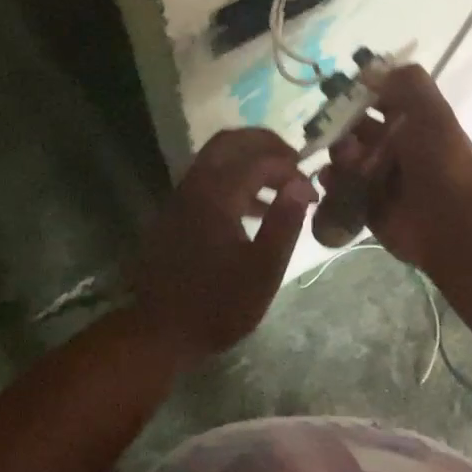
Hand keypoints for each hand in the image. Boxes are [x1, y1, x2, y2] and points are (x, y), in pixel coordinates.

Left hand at [131, 129, 316, 361]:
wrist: (160, 330)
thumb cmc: (217, 305)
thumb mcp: (262, 271)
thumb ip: (284, 223)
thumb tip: (302, 184)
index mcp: (217, 195)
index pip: (260, 160)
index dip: (290, 169)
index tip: (311, 190)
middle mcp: (195, 184)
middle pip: (231, 142)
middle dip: (265, 145)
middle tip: (295, 162)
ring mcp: (181, 196)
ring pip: (217, 158)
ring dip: (250, 161)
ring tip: (282, 188)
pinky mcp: (176, 211)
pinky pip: (208, 179)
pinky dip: (234, 179)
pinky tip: (255, 211)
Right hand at [319, 64, 471, 268]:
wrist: (452, 222)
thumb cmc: (440, 161)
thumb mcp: (430, 110)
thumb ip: (403, 82)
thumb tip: (367, 71)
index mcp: (412, 121)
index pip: (377, 98)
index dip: (357, 93)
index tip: (338, 92)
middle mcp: (394, 146)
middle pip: (353, 127)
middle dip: (339, 124)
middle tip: (333, 129)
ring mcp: (379, 177)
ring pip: (343, 156)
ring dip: (337, 153)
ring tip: (344, 161)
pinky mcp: (366, 205)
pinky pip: (339, 188)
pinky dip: (332, 183)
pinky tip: (332, 180)